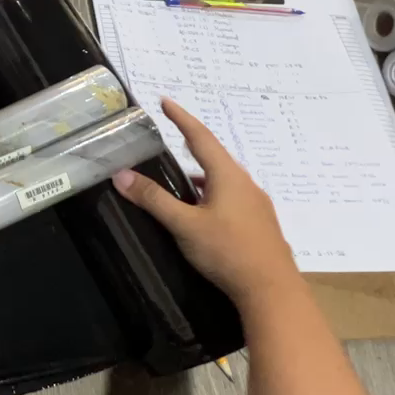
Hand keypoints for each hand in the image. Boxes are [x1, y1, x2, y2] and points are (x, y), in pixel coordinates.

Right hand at [112, 99, 299, 307]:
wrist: (273, 293)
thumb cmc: (228, 251)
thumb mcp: (184, 224)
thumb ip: (153, 199)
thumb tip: (121, 175)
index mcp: (228, 177)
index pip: (200, 137)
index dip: (181, 118)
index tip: (165, 102)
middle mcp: (245, 185)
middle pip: (213, 157)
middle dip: (190, 146)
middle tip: (168, 138)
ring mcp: (255, 205)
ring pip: (222, 180)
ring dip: (200, 174)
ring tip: (176, 180)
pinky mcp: (258, 225)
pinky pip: (229, 197)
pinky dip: (209, 193)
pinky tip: (199, 211)